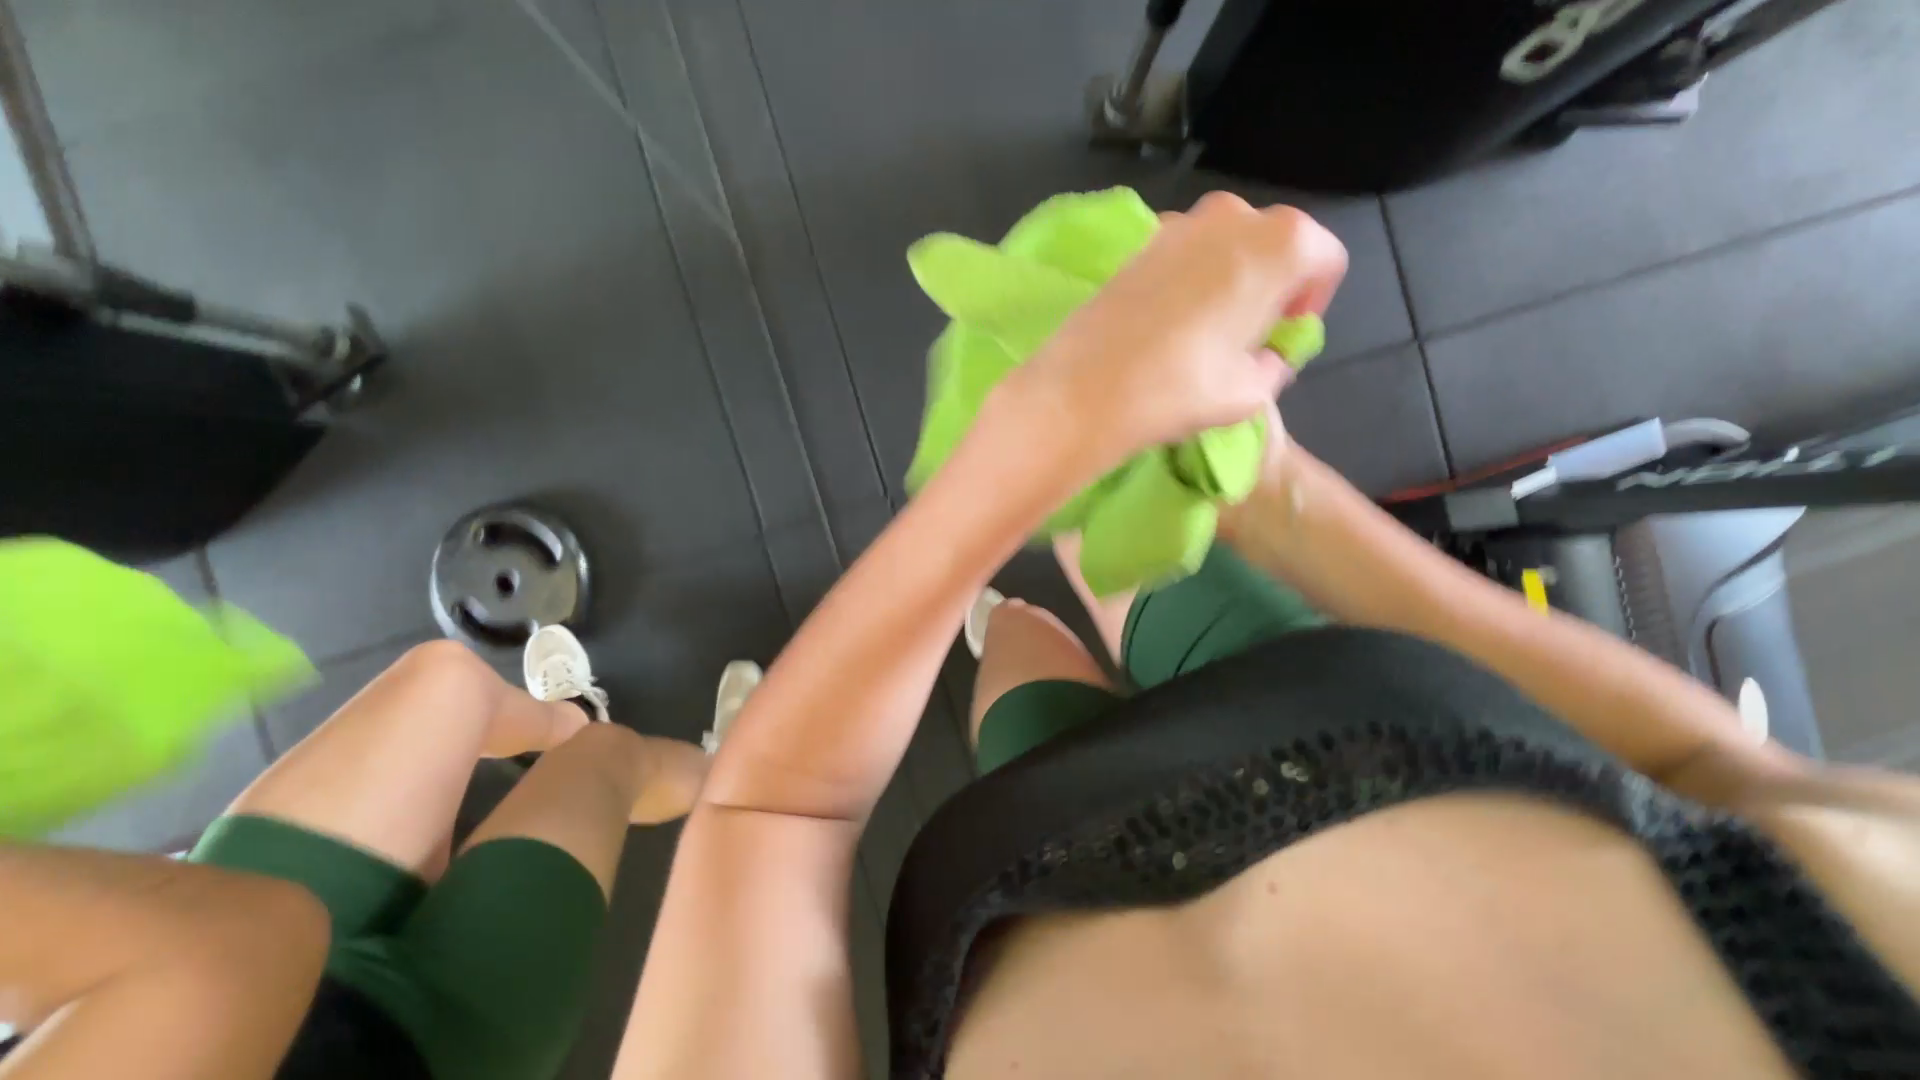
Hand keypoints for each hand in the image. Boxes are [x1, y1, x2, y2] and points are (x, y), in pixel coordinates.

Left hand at [999, 192, 1347, 477]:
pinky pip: (1186, 252)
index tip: (1283, 335)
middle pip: (1275, 244)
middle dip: (1272, 284)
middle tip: (1247, 335)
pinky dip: (1190, 277)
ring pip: (1227, 244)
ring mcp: (1181, 221)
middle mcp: (1235, 214)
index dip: (1313, 300)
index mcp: (1283, 242)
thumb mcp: (1253, 389)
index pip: (1326, 259)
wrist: (1084, 388)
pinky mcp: (1139, 241)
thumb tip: (1267, 353)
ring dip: (1230, 278)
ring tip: (1205, 331)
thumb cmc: (1182, 388)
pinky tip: (1168, 322)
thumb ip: (1276, 361)